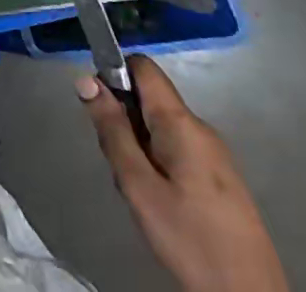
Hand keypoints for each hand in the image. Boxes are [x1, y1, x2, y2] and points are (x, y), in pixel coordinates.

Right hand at [78, 56, 288, 291]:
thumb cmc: (188, 238)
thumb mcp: (138, 185)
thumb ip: (112, 130)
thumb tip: (86, 80)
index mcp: (181, 122)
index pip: (143, 67)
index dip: (114, 74)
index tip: (98, 109)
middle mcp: (200, 127)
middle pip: (148, 100)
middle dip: (124, 123)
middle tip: (120, 168)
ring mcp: (213, 152)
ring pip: (159, 128)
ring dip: (138, 148)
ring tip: (139, 192)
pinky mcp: (219, 176)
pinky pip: (176, 150)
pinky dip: (157, 164)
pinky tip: (159, 202)